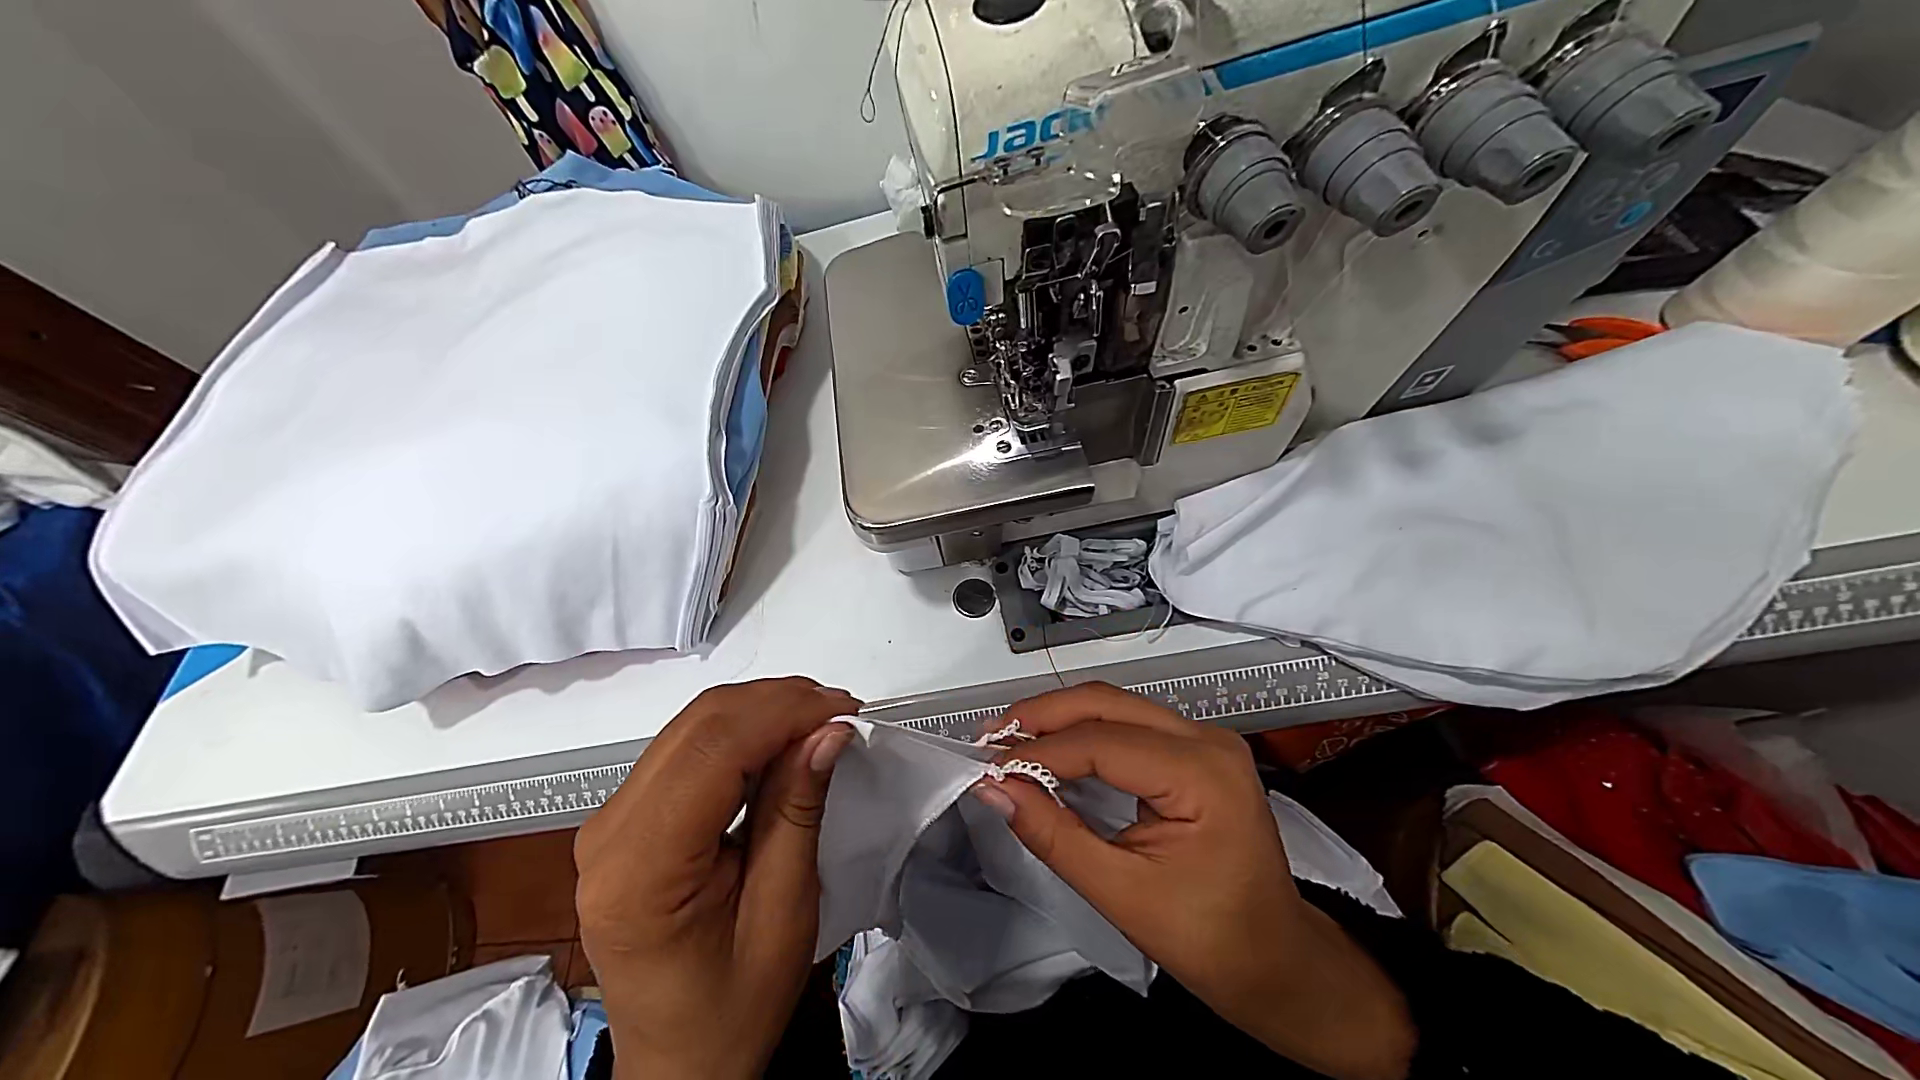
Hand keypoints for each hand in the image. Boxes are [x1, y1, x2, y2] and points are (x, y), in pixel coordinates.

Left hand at [574, 677, 860, 1078]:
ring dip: (761, 710)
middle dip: (777, 702)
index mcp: (639, 867)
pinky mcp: (626, 816)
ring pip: (692, 725)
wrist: (680, 1057)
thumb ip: (797, 810)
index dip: (783, 713)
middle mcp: (608, 832)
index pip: (713, 750)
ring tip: (819, 720)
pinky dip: (742, 731)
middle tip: (838, 710)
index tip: (842, 709)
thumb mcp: (782, 912)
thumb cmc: (732, 1005)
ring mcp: (609, 820)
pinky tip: (782, 738)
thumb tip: (826, 732)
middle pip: (698, 725)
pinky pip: (687, 747)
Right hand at [973, 683, 1415, 1079]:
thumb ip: (1053, 834)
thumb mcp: (1120, 892)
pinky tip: (1052, 748)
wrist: (1277, 961)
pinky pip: (1128, 723)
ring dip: (1060, 719)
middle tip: (990, 740)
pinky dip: (1084, 731)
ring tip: (1011, 742)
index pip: (1100, 743)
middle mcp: (1206, 739)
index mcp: (1201, 773)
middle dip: (1042, 716)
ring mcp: (1205, 739)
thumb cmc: (1209, 939)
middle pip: (1106, 704)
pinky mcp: (1195, 750)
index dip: (1037, 753)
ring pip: (1115, 706)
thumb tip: (993, 789)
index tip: (988, 770)